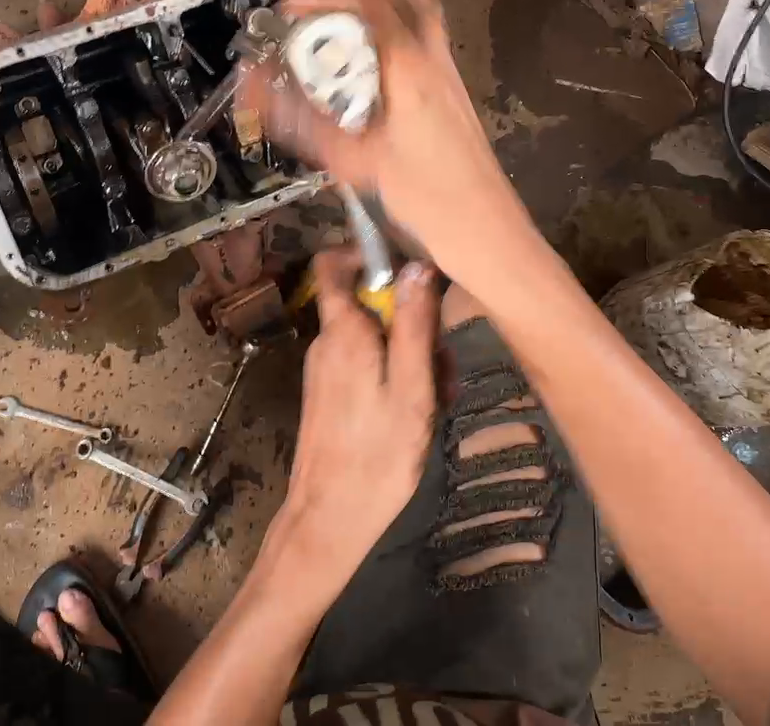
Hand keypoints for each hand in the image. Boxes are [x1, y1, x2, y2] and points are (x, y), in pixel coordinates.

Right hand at [244, 0, 536, 283]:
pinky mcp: (457, 97)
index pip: (368, 5)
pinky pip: (427, 49)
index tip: (291, 11)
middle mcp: (435, 62)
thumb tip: (255, 87)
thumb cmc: (423, 197)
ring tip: (343, 43)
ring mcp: (451, 78)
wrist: (485, 230)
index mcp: (409, 69)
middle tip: (323, 19)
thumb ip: (301, 120)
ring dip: (381, 18)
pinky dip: (396, 45)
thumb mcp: (353, 161)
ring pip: (420, 20)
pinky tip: (371, 82)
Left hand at [270, 249, 439, 593]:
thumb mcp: (412, 388)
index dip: (366, 253)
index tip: (408, 267)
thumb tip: (416, 267)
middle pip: (367, 303)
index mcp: (342, 332)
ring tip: (438, 396)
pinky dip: (395, 374)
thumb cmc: (378, 454)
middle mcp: (326, 341)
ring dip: (410, 354)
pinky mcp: (329, 392)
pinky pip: (365, 363)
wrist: (331, 516)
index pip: (332, 263)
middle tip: (444, 362)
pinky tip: (417, 411)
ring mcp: (325, 367)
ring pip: (372, 336)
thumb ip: (414, 325)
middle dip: (410, 320)